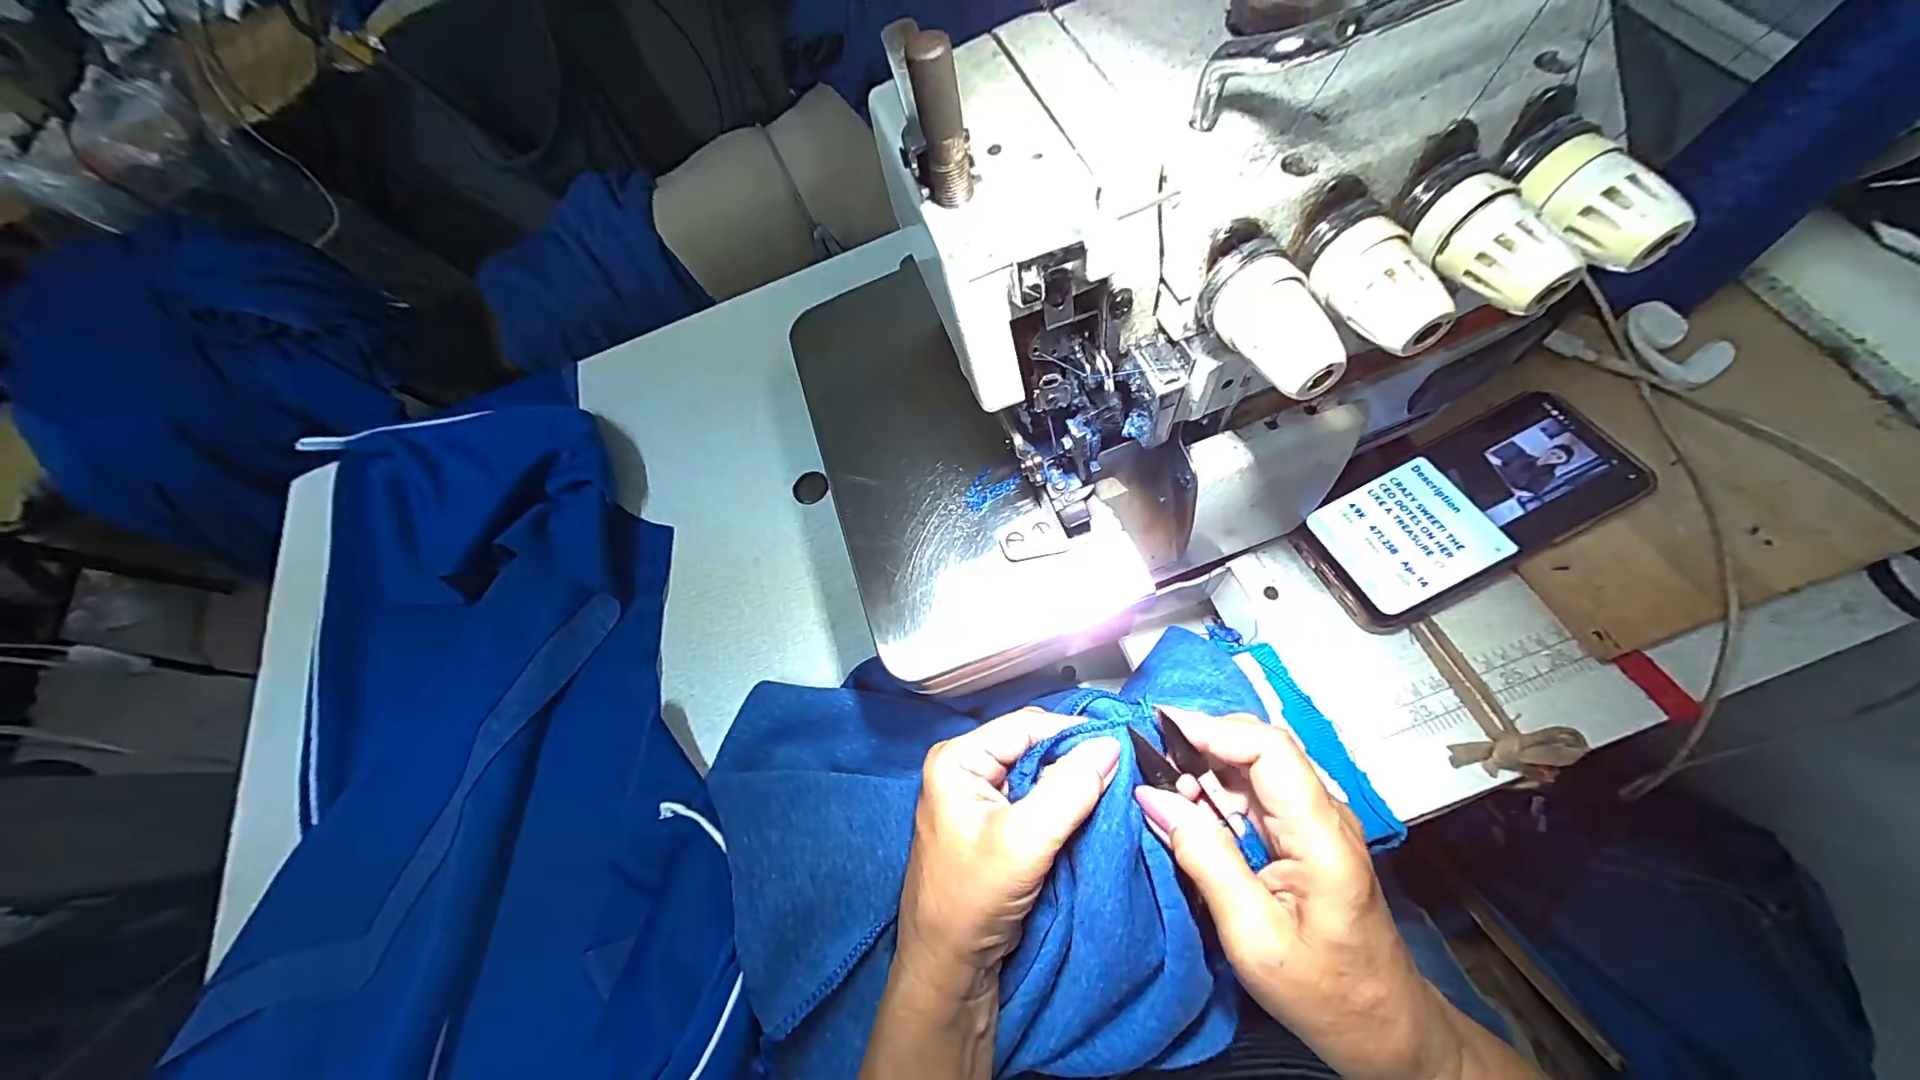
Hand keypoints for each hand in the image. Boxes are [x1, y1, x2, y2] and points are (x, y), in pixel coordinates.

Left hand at [861, 710, 1120, 1079]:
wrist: (947, 968)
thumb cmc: (971, 901)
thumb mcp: (1023, 842)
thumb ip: (1067, 790)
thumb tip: (1110, 745)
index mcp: (957, 758)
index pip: (1026, 726)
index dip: (1074, 733)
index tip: (1120, 745)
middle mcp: (966, 766)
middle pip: (1033, 744)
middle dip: (1074, 756)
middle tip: (1120, 769)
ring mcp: (979, 793)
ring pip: (1039, 770)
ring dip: (1072, 780)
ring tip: (1111, 786)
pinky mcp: (994, 818)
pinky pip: (1037, 794)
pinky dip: (1063, 800)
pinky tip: (1088, 808)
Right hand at [1135, 708, 1512, 1079]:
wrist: (1385, 1029)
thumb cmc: (1327, 995)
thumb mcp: (1253, 936)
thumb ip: (1204, 859)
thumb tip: (1154, 797)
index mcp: (1321, 837)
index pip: (1269, 748)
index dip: (1212, 728)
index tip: (1161, 727)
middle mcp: (1324, 814)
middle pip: (1261, 744)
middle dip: (1203, 740)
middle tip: (1154, 759)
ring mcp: (1316, 819)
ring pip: (1255, 761)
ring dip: (1206, 763)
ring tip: (1165, 786)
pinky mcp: (1303, 830)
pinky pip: (1255, 788)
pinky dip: (1217, 786)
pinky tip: (1191, 804)